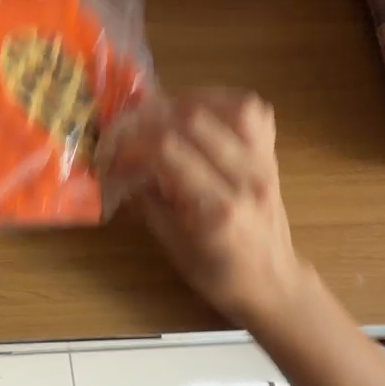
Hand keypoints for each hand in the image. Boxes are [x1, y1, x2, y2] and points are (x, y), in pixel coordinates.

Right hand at [102, 89, 311, 327]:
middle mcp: (245, 179)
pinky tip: (197, 112)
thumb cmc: (218, 274)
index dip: (131, 142)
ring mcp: (263, 164)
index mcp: (217, 209)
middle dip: (152, 117)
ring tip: (164, 115)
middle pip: (195, 119)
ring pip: (230, 107)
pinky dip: (221, 101)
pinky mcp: (271, 155)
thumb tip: (121, 165)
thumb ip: (148, 199)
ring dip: (189, 102)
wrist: (273, 284)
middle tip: (129, 129)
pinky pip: (252, 111)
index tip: (111, 151)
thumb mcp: (172, 244)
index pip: (167, 150)